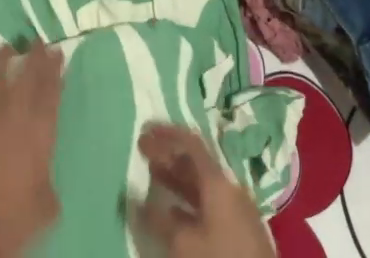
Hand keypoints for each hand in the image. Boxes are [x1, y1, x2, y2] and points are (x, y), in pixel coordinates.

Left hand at [0, 43, 63, 257]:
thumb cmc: (16, 221)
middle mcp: (15, 120)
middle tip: (38, 40)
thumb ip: (47, 179)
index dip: (56, 73)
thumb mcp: (47, 204)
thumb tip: (44, 172)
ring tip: (2, 45)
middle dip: (34, 59)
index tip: (58, 53)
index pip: (51, 97)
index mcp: (40, 136)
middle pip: (27, 82)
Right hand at [134, 123, 274, 257]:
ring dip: (176, 177)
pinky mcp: (237, 228)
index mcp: (219, 182)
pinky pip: (207, 203)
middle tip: (142, 150)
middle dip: (168, 154)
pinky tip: (170, 208)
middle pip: (196, 162)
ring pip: (201, 183)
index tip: (145, 128)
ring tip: (151, 173)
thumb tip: (133, 197)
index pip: (191, 143)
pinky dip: (186, 200)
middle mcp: (229, 188)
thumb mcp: (183, 242)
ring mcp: (235, 208)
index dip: (167, 133)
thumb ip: (157, 218)